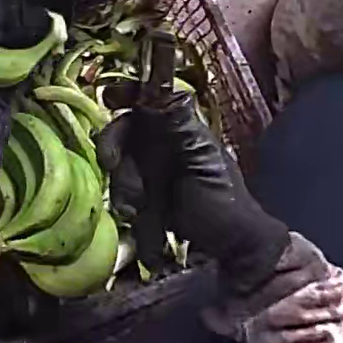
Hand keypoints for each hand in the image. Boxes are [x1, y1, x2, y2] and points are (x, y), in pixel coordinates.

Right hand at [98, 91, 289, 292]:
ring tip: (138, 209)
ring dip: (123, 188)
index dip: (125, 95)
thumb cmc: (225, 200)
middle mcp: (161, 147)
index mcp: (178, 129)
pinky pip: (124, 200)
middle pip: (123, 134)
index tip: (110, 99)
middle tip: (113, 166)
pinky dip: (128, 211)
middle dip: (114, 149)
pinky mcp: (145, 204)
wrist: (233, 251)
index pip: (146, 101)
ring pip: (120, 170)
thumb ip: (180, 127)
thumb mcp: (203, 160)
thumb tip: (164, 91)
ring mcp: (151, 176)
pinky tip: (140, 224)